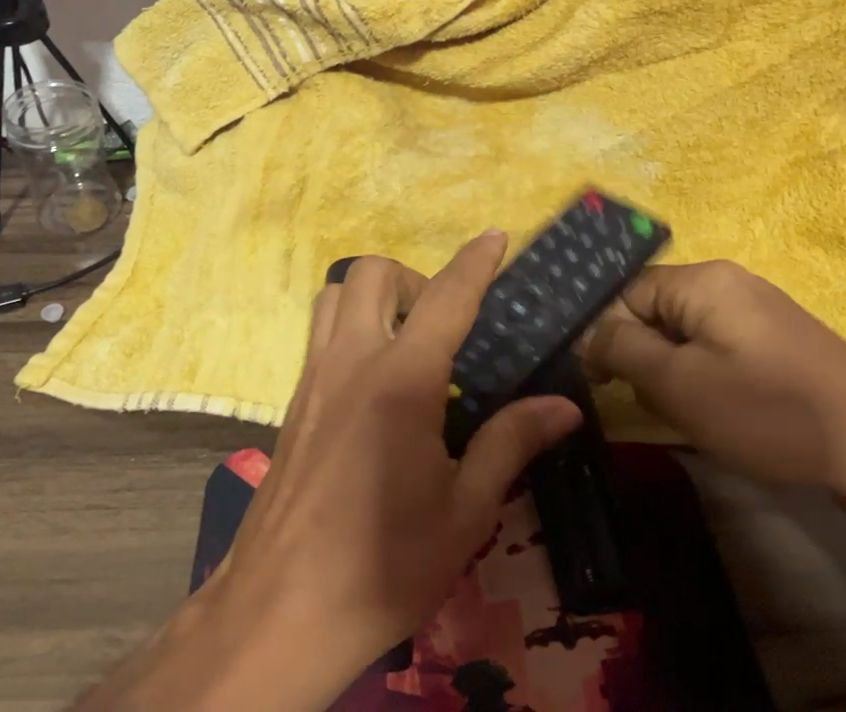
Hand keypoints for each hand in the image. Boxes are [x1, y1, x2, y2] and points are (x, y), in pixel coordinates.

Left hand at [196, 234, 581, 705]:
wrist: (283, 607)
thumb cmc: (386, 563)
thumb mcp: (465, 511)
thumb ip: (510, 444)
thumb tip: (562, 405)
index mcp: (401, 381)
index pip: (445, 298)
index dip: (474, 262)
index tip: (495, 237)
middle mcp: (350, 363)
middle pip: (369, 274)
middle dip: (413, 276)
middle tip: (446, 322)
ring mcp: (312, 381)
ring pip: (333, 298)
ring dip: (372, 297)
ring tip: (409, 342)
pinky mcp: (292, 405)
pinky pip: (319, 337)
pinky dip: (350, 330)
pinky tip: (375, 385)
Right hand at [581, 260, 845, 514]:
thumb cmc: (768, 412)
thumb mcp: (678, 383)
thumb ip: (619, 348)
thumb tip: (587, 332)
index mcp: (702, 280)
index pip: (622, 292)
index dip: (604, 336)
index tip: (603, 383)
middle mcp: (729, 282)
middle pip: (652, 312)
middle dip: (642, 358)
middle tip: (657, 402)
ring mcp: (757, 311)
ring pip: (682, 336)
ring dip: (673, 374)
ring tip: (693, 414)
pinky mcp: (776, 343)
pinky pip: (716, 350)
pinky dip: (705, 380)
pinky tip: (722, 414)